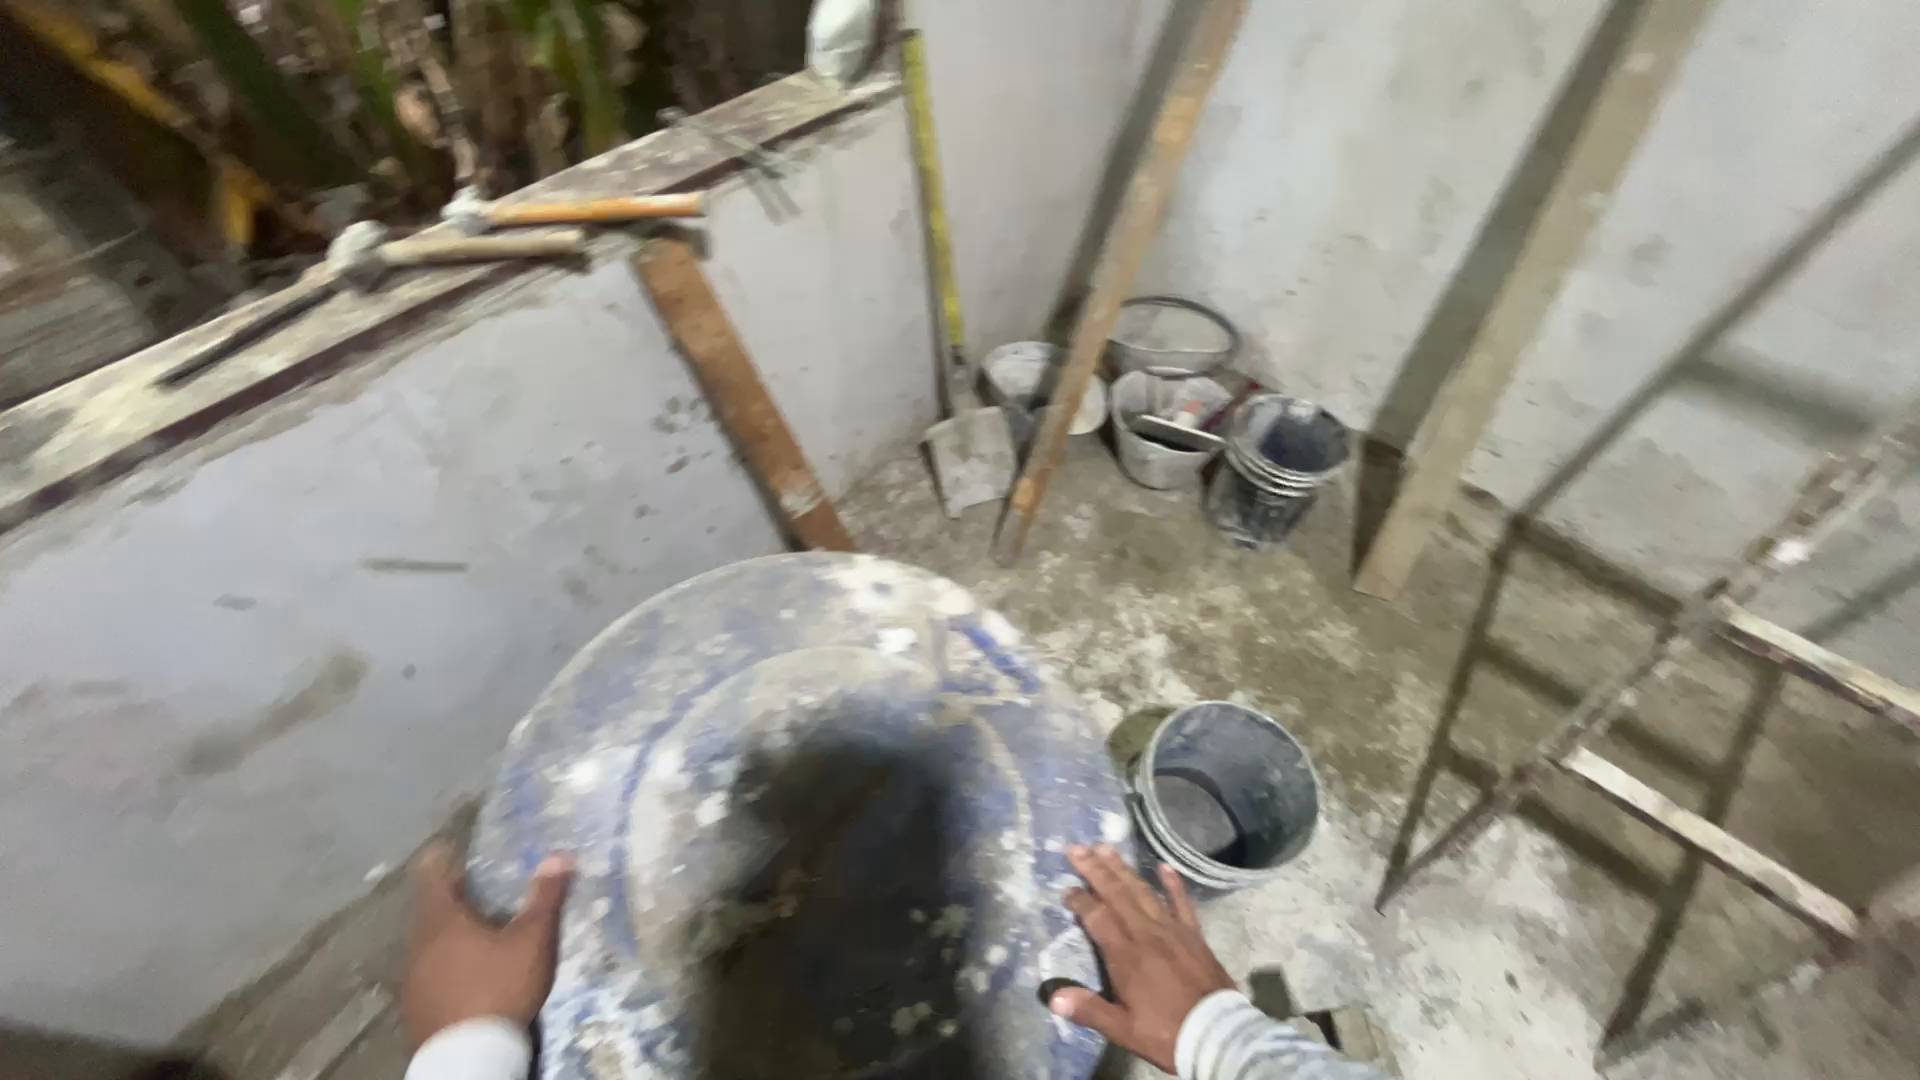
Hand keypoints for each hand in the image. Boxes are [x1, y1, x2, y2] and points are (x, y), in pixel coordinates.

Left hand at [401, 841, 574, 1048]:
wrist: (467, 1060)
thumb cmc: (498, 986)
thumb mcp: (532, 938)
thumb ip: (545, 896)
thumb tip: (560, 855)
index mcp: (441, 922)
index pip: (434, 877)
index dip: (443, 858)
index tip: (451, 843)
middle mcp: (417, 946)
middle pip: (431, 910)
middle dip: (453, 895)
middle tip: (477, 882)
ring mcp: (412, 980)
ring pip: (429, 942)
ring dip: (450, 930)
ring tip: (478, 924)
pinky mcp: (416, 1008)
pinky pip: (430, 968)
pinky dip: (447, 958)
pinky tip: (468, 966)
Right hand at [1049, 844, 1233, 1072]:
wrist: (1219, 1037)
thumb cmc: (1168, 1034)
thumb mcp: (1124, 1030)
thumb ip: (1090, 1010)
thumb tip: (1053, 997)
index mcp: (1127, 955)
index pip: (1097, 917)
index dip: (1080, 900)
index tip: (1065, 888)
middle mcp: (1146, 934)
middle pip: (1116, 894)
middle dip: (1095, 869)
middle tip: (1077, 847)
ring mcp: (1172, 930)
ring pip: (1142, 891)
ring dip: (1122, 868)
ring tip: (1105, 847)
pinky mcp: (1193, 934)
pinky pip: (1182, 903)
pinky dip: (1174, 883)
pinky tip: (1165, 866)